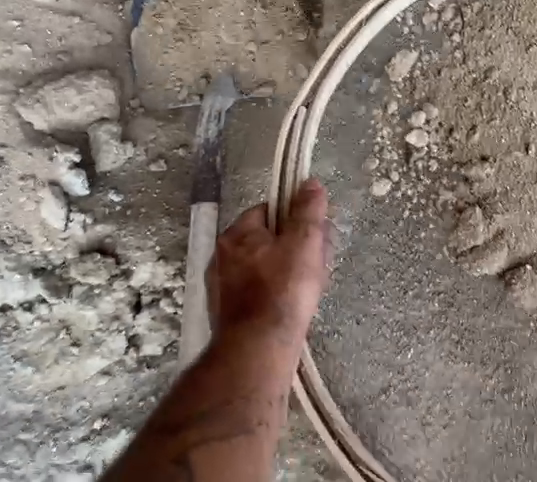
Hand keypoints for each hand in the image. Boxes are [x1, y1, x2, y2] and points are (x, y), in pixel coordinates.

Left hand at [101, 182, 332, 481]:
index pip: (269, 210)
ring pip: (262, 267)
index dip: (295, 218)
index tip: (314, 233)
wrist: (257, 352)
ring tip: (309, 288)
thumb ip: (308, 209)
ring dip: (287, 271)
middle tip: (316, 263)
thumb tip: (309, 183)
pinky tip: (292, 307)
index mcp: (236, 235)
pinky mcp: (226, 316)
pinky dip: (274, 295)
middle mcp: (221, 258)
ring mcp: (220, 289)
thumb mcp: (305, 241)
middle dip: (294, 247)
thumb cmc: (283, 291)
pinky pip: (256, 293)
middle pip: (266, 239)